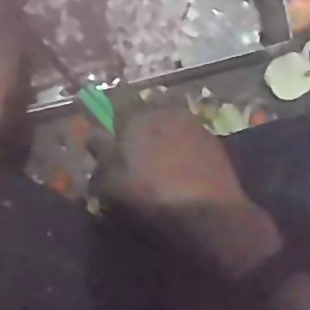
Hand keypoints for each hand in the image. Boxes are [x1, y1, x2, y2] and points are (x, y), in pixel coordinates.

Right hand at [98, 107, 282, 275]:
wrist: (206, 214)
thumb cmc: (149, 198)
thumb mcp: (111, 184)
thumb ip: (101, 157)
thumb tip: (95, 138)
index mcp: (135, 117)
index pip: (120, 95)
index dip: (114, 104)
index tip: (111, 118)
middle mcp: (165, 111)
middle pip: (151, 100)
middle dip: (144, 112)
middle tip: (137, 134)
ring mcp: (193, 124)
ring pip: (174, 114)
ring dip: (166, 126)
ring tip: (161, 149)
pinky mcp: (213, 142)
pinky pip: (192, 133)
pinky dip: (185, 142)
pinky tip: (183, 162)